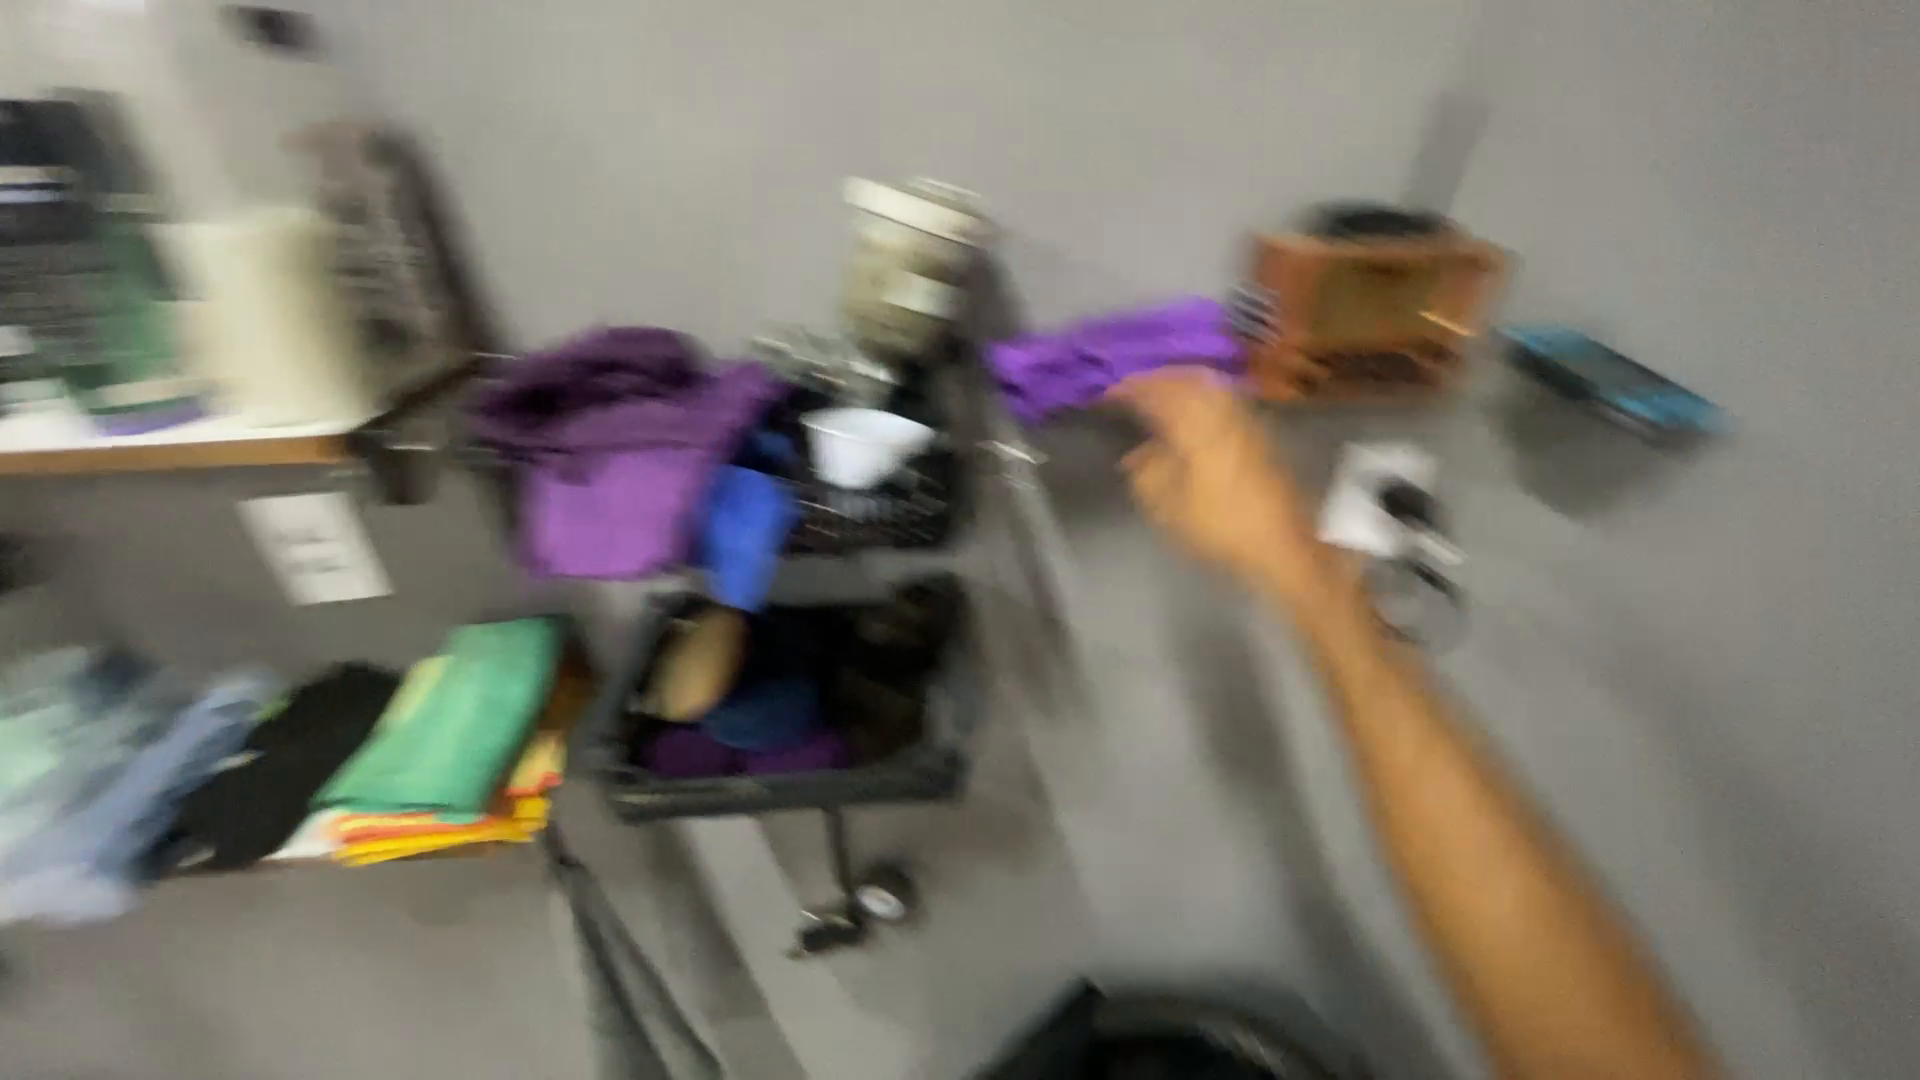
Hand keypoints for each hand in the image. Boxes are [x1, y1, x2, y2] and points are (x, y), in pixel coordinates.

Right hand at [1106, 368, 1330, 606]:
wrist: (1279, 544)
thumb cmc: (1220, 527)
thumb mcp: (1170, 509)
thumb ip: (1147, 473)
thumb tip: (1136, 454)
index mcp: (1198, 431)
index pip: (1160, 395)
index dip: (1133, 389)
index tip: (1111, 394)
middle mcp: (1224, 417)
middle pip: (1189, 380)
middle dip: (1158, 379)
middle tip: (1135, 387)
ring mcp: (1246, 423)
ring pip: (1211, 387)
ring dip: (1182, 383)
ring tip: (1160, 393)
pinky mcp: (1259, 435)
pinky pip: (1224, 400)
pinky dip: (1202, 396)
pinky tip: (1192, 410)